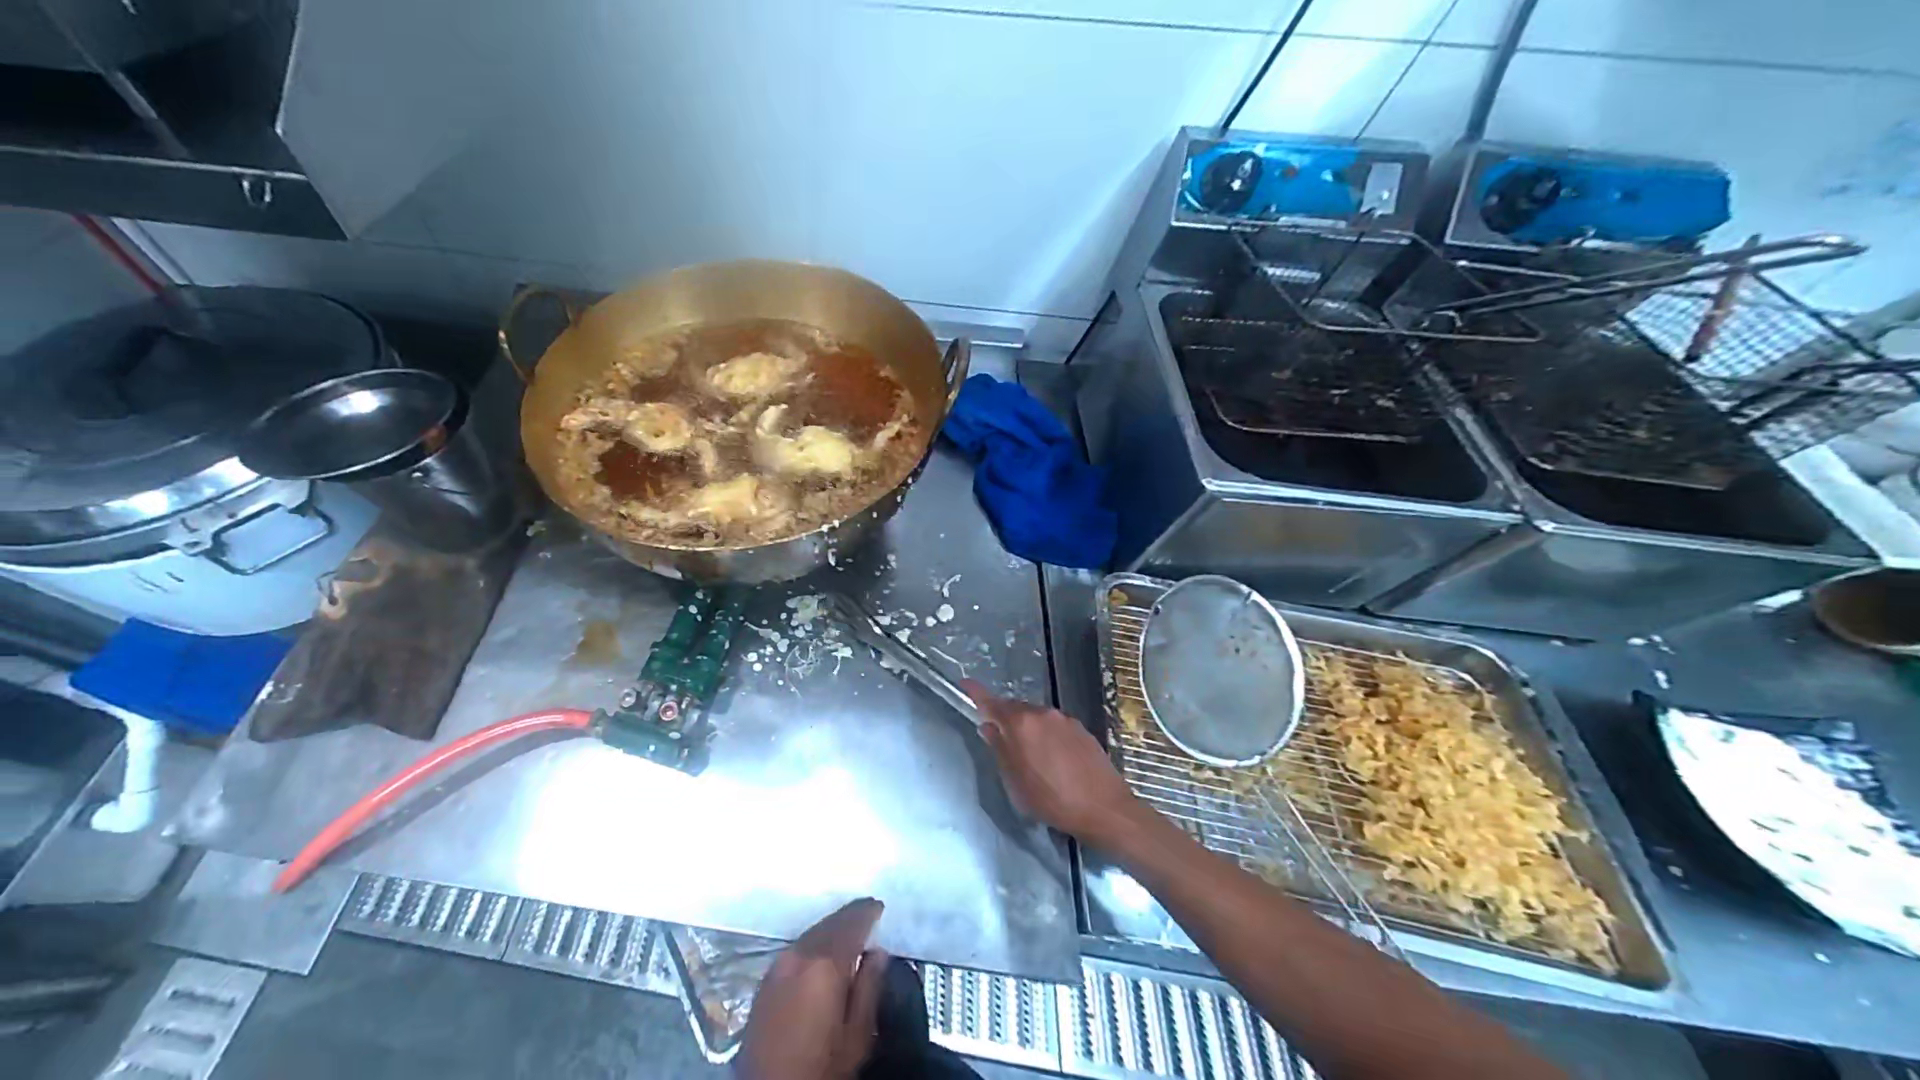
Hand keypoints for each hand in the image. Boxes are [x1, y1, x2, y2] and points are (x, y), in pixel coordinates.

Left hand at [736, 899, 888, 1079]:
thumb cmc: (821, 1069)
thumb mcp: (857, 1036)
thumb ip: (869, 988)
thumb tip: (877, 953)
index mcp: (824, 965)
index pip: (850, 924)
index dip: (866, 912)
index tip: (879, 906)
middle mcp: (798, 956)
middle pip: (828, 924)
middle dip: (849, 916)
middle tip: (867, 910)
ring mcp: (777, 967)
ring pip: (810, 934)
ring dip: (831, 927)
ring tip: (849, 927)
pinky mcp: (765, 982)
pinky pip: (796, 948)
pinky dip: (814, 941)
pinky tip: (822, 950)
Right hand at [963, 680, 1143, 845]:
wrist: (1104, 808)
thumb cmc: (1052, 800)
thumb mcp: (1016, 782)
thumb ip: (999, 750)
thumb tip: (988, 728)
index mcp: (1021, 724)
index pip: (991, 703)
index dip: (976, 693)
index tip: (965, 684)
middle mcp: (1043, 713)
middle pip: (1015, 709)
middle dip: (1004, 719)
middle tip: (998, 739)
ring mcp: (1065, 719)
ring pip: (1036, 717)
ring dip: (1027, 729)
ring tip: (1028, 756)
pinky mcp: (1081, 729)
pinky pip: (1054, 725)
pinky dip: (1046, 735)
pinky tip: (1052, 758)